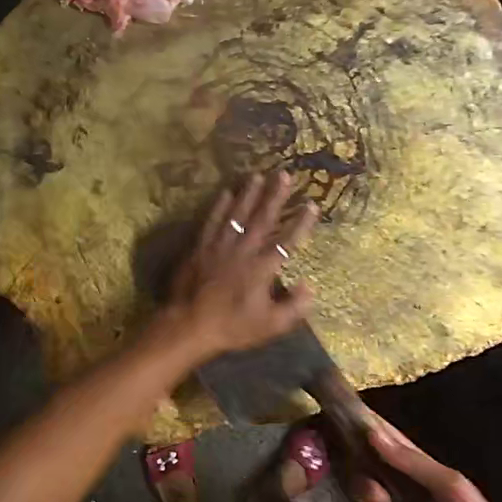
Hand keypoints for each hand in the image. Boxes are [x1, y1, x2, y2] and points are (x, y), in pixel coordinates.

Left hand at [160, 171, 317, 359]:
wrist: (188, 325)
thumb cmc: (231, 327)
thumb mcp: (270, 325)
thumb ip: (294, 307)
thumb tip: (309, 286)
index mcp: (262, 269)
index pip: (287, 241)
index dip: (301, 222)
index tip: (313, 204)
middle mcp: (243, 251)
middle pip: (262, 218)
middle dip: (275, 195)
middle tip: (284, 174)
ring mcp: (219, 246)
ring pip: (237, 214)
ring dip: (248, 194)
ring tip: (258, 175)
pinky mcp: (200, 247)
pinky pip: (212, 221)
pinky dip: (220, 206)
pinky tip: (226, 192)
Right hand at [351, 413, 501, 501]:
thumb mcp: (454, 492)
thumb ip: (413, 463)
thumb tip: (372, 433)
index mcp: (422, 473)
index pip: (388, 442)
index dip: (366, 429)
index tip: (339, 420)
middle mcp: (404, 492)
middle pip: (364, 477)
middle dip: (369, 489)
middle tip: (380, 500)